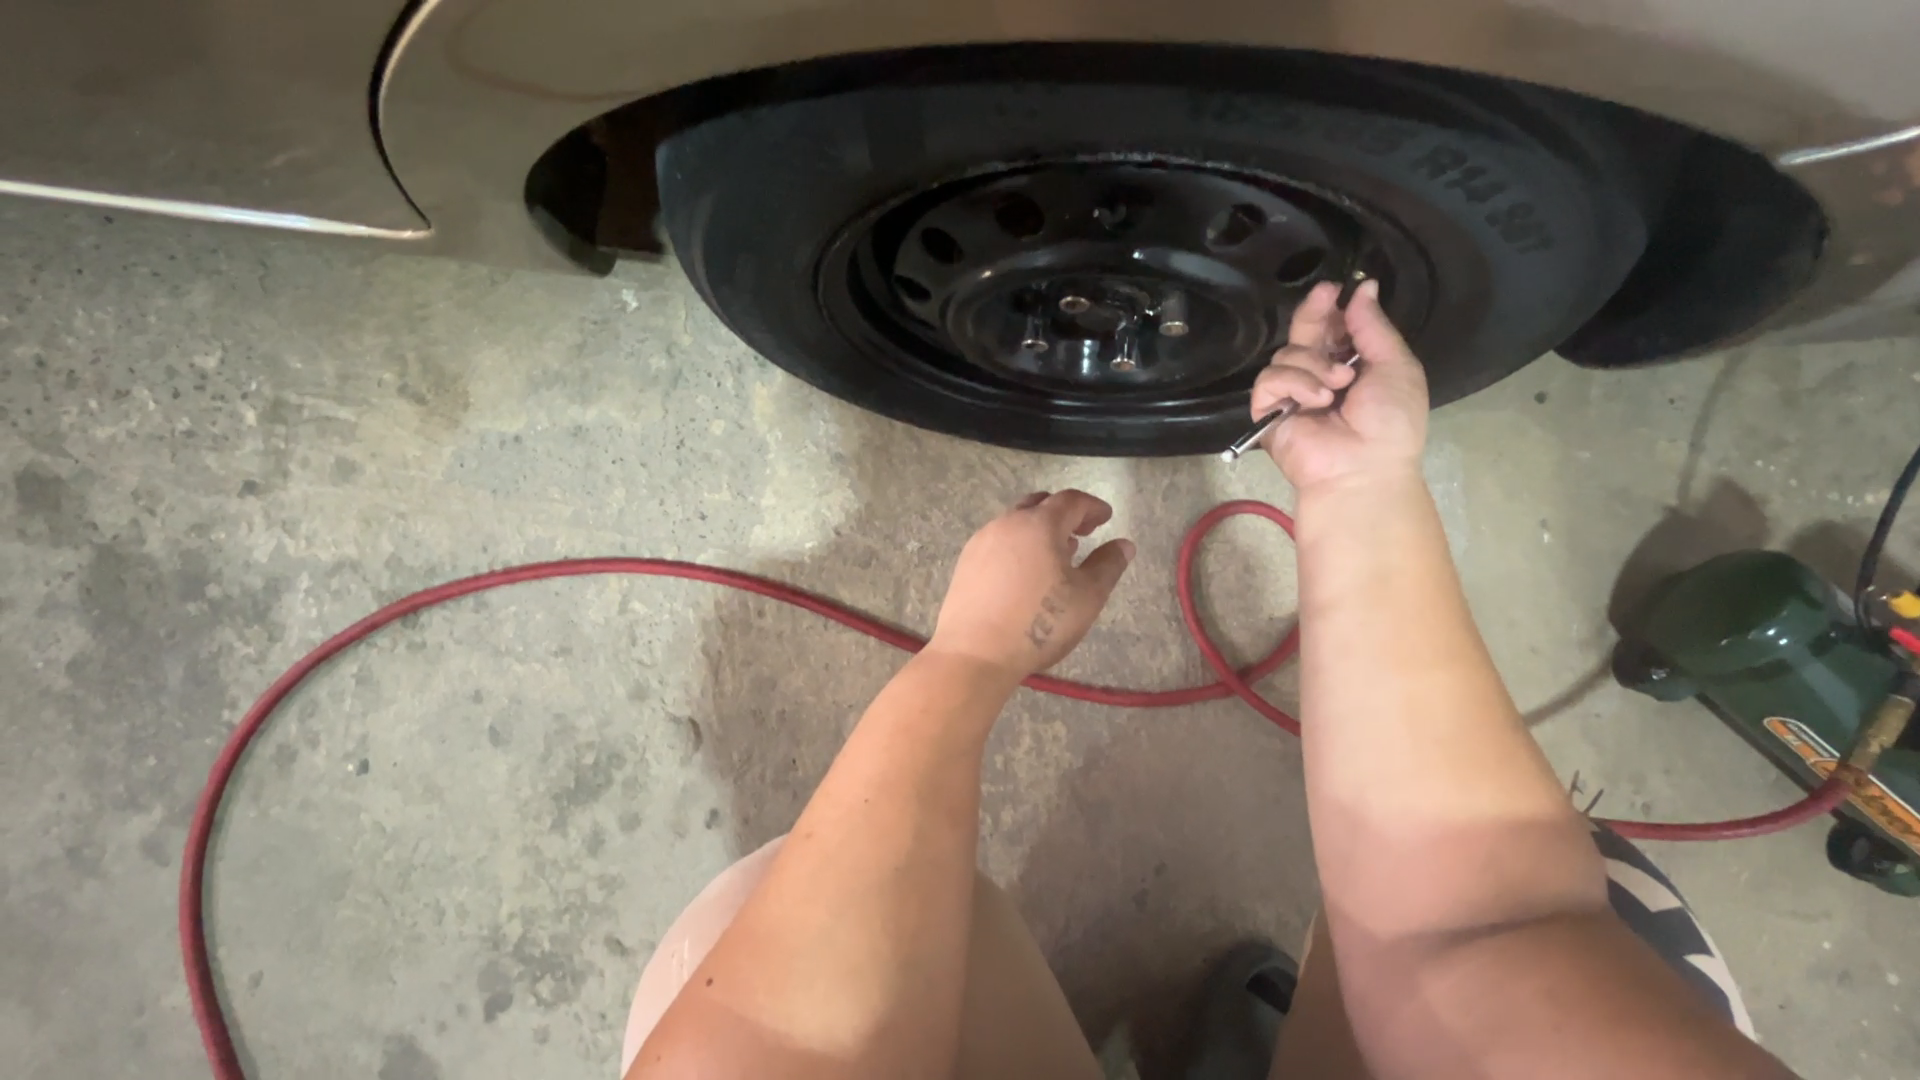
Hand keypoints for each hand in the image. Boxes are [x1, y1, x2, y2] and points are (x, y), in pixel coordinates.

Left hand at [926, 490, 1134, 680]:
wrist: (975, 652)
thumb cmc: (1040, 623)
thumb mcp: (1087, 596)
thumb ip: (1108, 565)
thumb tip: (1124, 544)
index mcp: (1039, 525)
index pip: (1070, 500)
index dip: (1092, 506)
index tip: (1106, 517)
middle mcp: (1007, 524)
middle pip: (1039, 504)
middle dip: (1064, 513)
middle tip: (1083, 531)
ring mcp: (981, 543)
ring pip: (1015, 523)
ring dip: (1040, 530)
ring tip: (1057, 554)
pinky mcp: (965, 564)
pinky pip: (998, 543)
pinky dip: (1019, 546)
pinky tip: (1026, 573)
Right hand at [1251, 278, 1429, 491]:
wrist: (1363, 467)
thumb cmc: (1390, 422)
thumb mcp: (1396, 367)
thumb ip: (1374, 328)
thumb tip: (1364, 288)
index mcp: (1351, 365)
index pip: (1333, 329)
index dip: (1332, 309)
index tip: (1336, 289)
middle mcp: (1317, 376)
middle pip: (1304, 334)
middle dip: (1314, 314)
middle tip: (1324, 296)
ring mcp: (1290, 394)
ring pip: (1287, 354)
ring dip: (1315, 364)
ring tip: (1338, 386)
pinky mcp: (1268, 411)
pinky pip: (1269, 380)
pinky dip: (1294, 383)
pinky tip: (1316, 399)